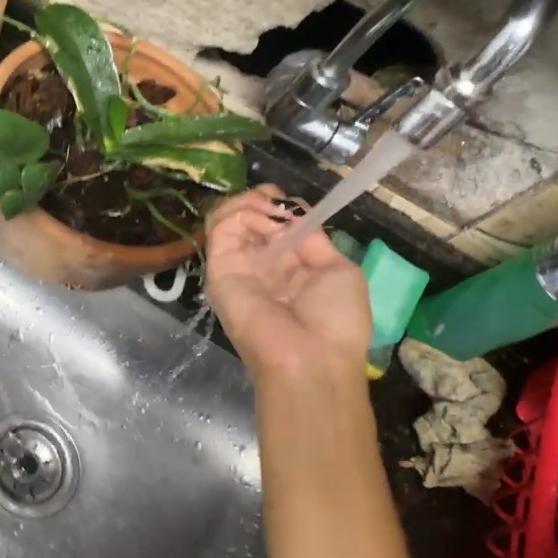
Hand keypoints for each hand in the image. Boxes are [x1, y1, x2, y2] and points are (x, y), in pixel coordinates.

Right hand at [204, 185, 371, 392]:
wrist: (310, 357)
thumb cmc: (336, 320)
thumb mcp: (339, 271)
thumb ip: (314, 242)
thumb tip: (295, 219)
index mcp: (290, 269)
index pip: (275, 227)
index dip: (280, 208)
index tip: (289, 201)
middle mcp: (260, 266)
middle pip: (250, 220)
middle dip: (262, 201)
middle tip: (274, 200)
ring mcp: (237, 266)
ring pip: (229, 221)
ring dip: (248, 204)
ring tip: (267, 207)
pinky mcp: (218, 269)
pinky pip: (219, 230)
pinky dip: (236, 213)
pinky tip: (257, 215)